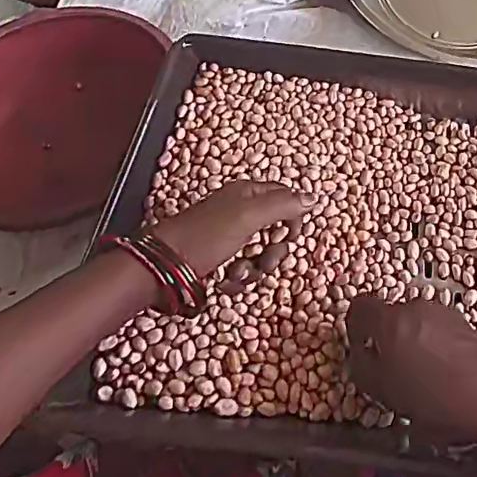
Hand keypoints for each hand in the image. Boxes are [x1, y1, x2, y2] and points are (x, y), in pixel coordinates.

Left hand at [148, 181, 309, 291]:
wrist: (163, 267)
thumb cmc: (205, 236)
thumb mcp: (248, 216)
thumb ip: (283, 206)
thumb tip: (313, 198)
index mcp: (248, 194)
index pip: (286, 198)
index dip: (293, 218)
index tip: (290, 236)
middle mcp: (240, 213)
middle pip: (277, 232)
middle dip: (272, 252)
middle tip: (260, 259)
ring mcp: (230, 238)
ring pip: (262, 256)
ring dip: (253, 270)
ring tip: (235, 274)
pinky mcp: (221, 261)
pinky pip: (245, 272)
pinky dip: (238, 281)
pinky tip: (224, 282)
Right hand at [345, 294, 476, 442]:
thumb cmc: (430, 399)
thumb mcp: (381, 391)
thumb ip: (361, 365)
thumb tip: (360, 353)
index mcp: (389, 320)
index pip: (360, 306)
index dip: (356, 325)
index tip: (360, 346)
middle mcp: (414, 307)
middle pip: (389, 315)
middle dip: (387, 336)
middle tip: (392, 367)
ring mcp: (441, 312)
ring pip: (414, 321)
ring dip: (412, 339)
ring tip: (421, 373)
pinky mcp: (463, 321)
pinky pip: (436, 327)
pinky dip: (433, 342)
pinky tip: (442, 371)